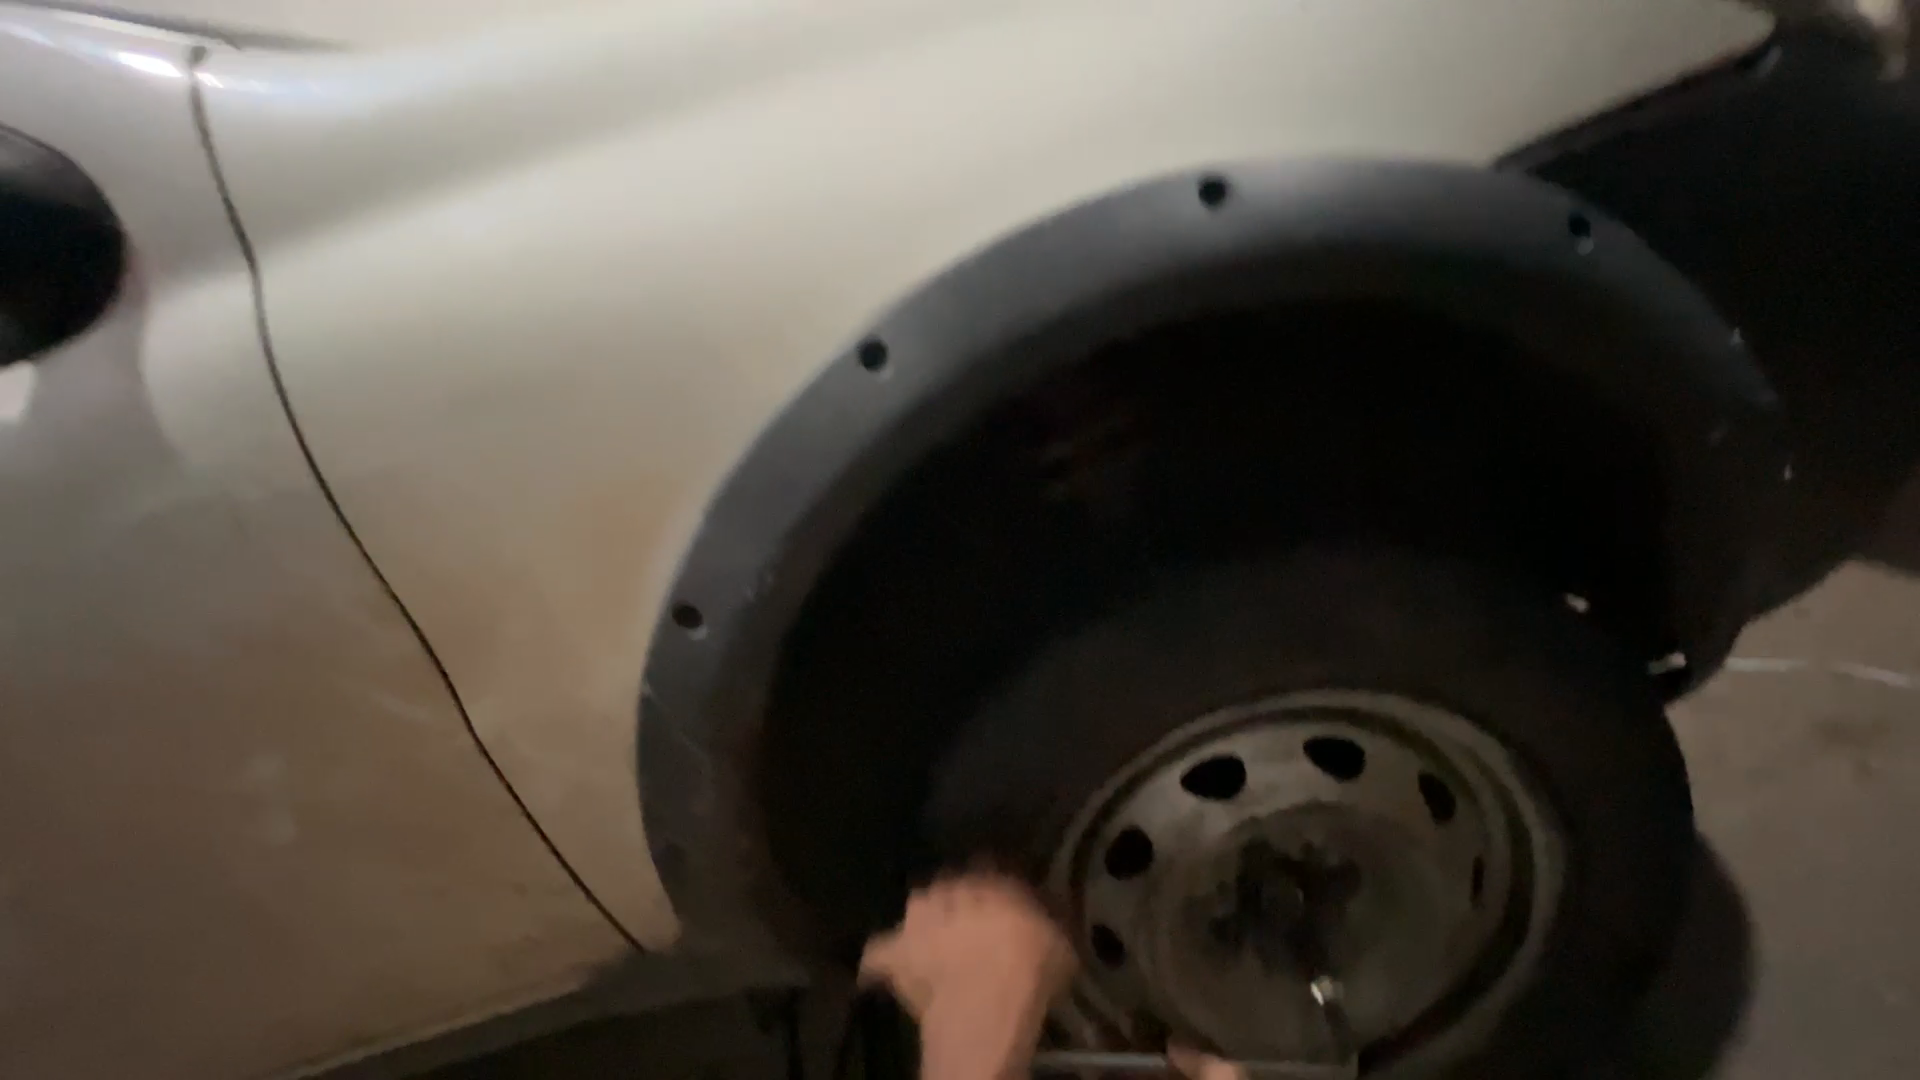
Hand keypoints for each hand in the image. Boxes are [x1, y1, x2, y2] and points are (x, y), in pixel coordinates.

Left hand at [859, 872, 1075, 1079]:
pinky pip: (880, 953)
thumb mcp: (1060, 938)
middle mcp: (950, 886)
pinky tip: (885, 969)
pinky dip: (882, 961)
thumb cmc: (1031, 966)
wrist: (987, 997)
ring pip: (918, 908)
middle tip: (968, 927)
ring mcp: (919, 915)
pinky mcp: (896, 950)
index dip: (993, 885)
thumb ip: (1049, 916)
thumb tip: (1052, 904)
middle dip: (955, 902)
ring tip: (932, 942)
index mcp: (990, 877)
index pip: (989, 867)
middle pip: (949, 886)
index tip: (1001, 901)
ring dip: (924, 922)